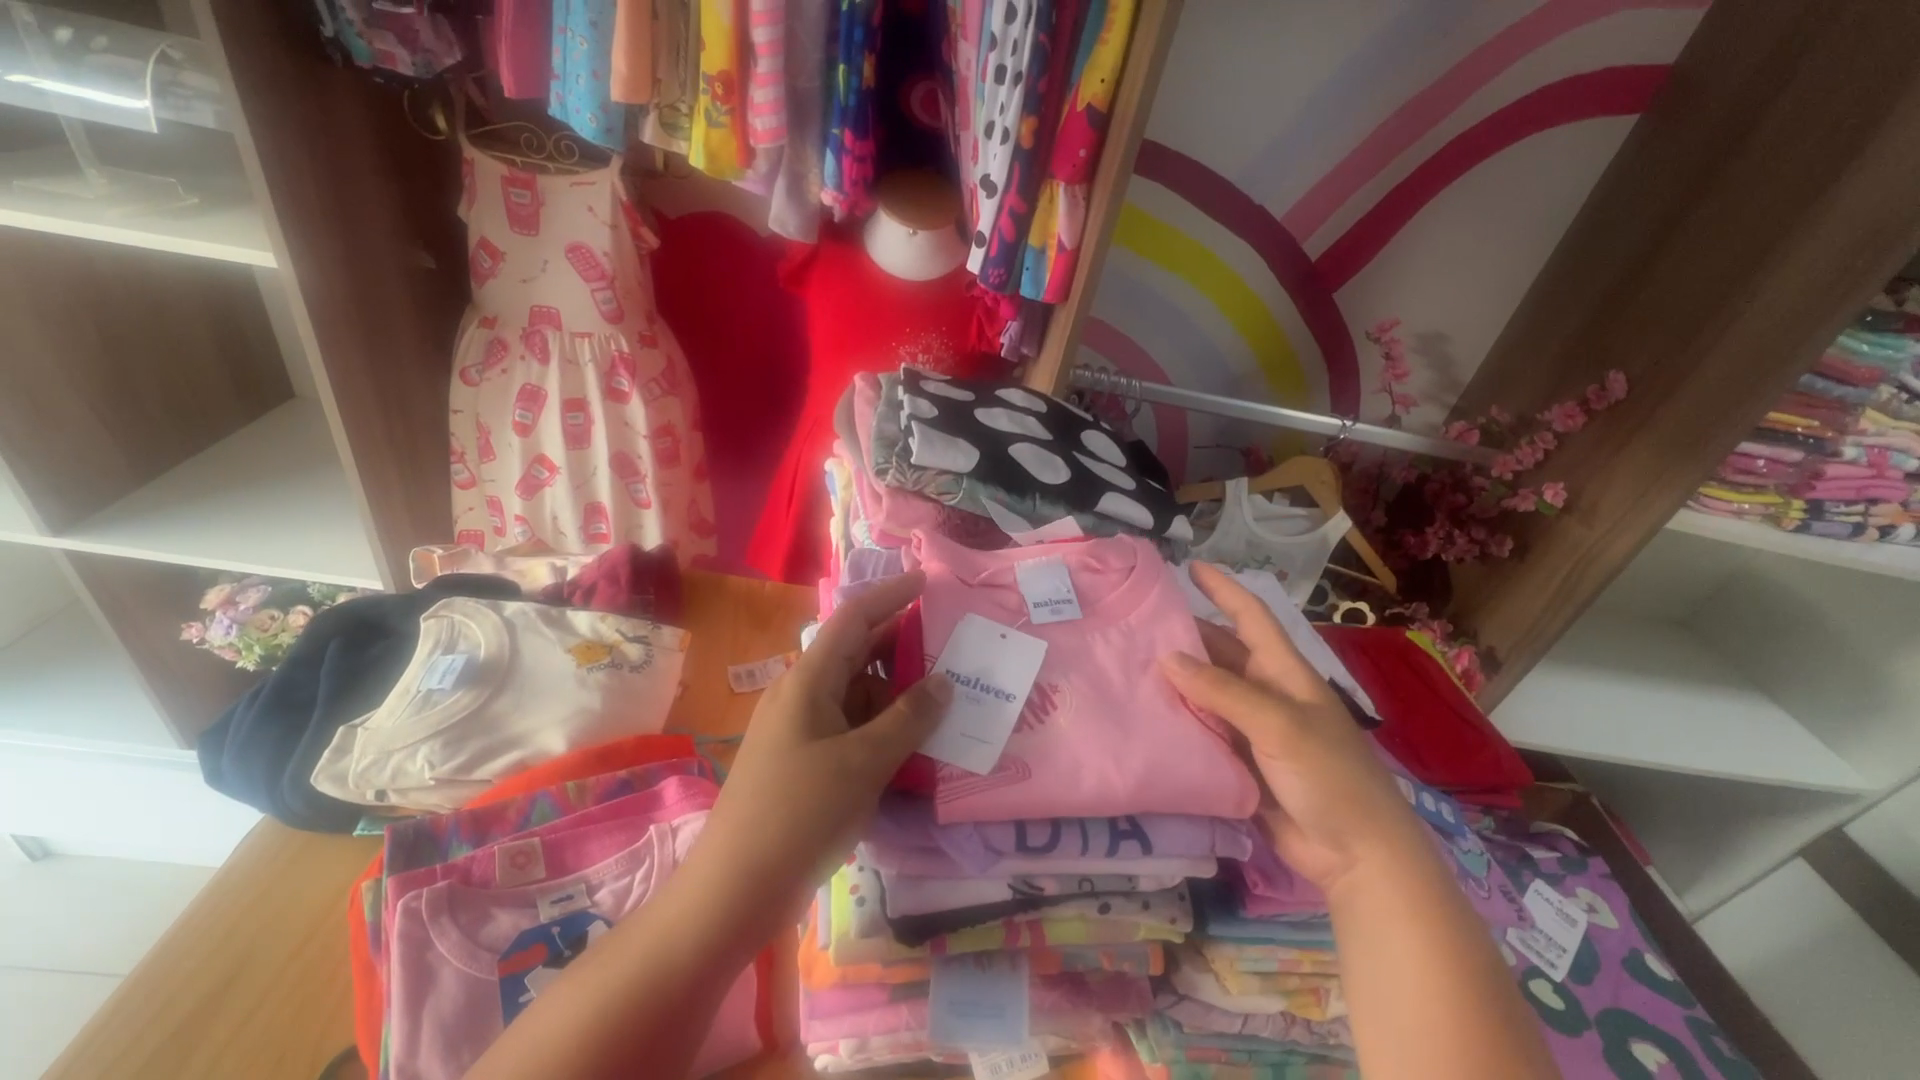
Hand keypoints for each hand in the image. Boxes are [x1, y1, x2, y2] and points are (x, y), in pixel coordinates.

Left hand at [701, 571, 952, 894]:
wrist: (738, 886)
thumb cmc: (800, 812)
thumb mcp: (863, 763)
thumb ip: (908, 719)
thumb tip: (944, 681)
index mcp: (808, 681)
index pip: (853, 620)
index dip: (890, 596)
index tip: (928, 583)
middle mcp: (804, 697)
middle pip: (858, 656)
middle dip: (904, 648)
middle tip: (956, 649)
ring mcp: (805, 733)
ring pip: (860, 697)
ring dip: (901, 696)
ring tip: (951, 701)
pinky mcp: (809, 766)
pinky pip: (854, 732)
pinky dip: (886, 731)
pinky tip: (920, 747)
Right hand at [1161, 563, 1428, 895]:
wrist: (1356, 853)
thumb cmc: (1329, 776)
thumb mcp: (1280, 725)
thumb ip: (1224, 692)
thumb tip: (1167, 657)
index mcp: (1285, 674)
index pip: (1251, 619)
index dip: (1224, 591)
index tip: (1190, 567)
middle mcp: (1266, 696)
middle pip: (1221, 656)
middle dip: (1185, 638)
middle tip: (1134, 625)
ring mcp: (1252, 733)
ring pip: (1205, 697)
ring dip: (1174, 684)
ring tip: (1126, 667)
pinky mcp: (1239, 766)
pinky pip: (1202, 736)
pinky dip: (1177, 725)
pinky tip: (1144, 720)